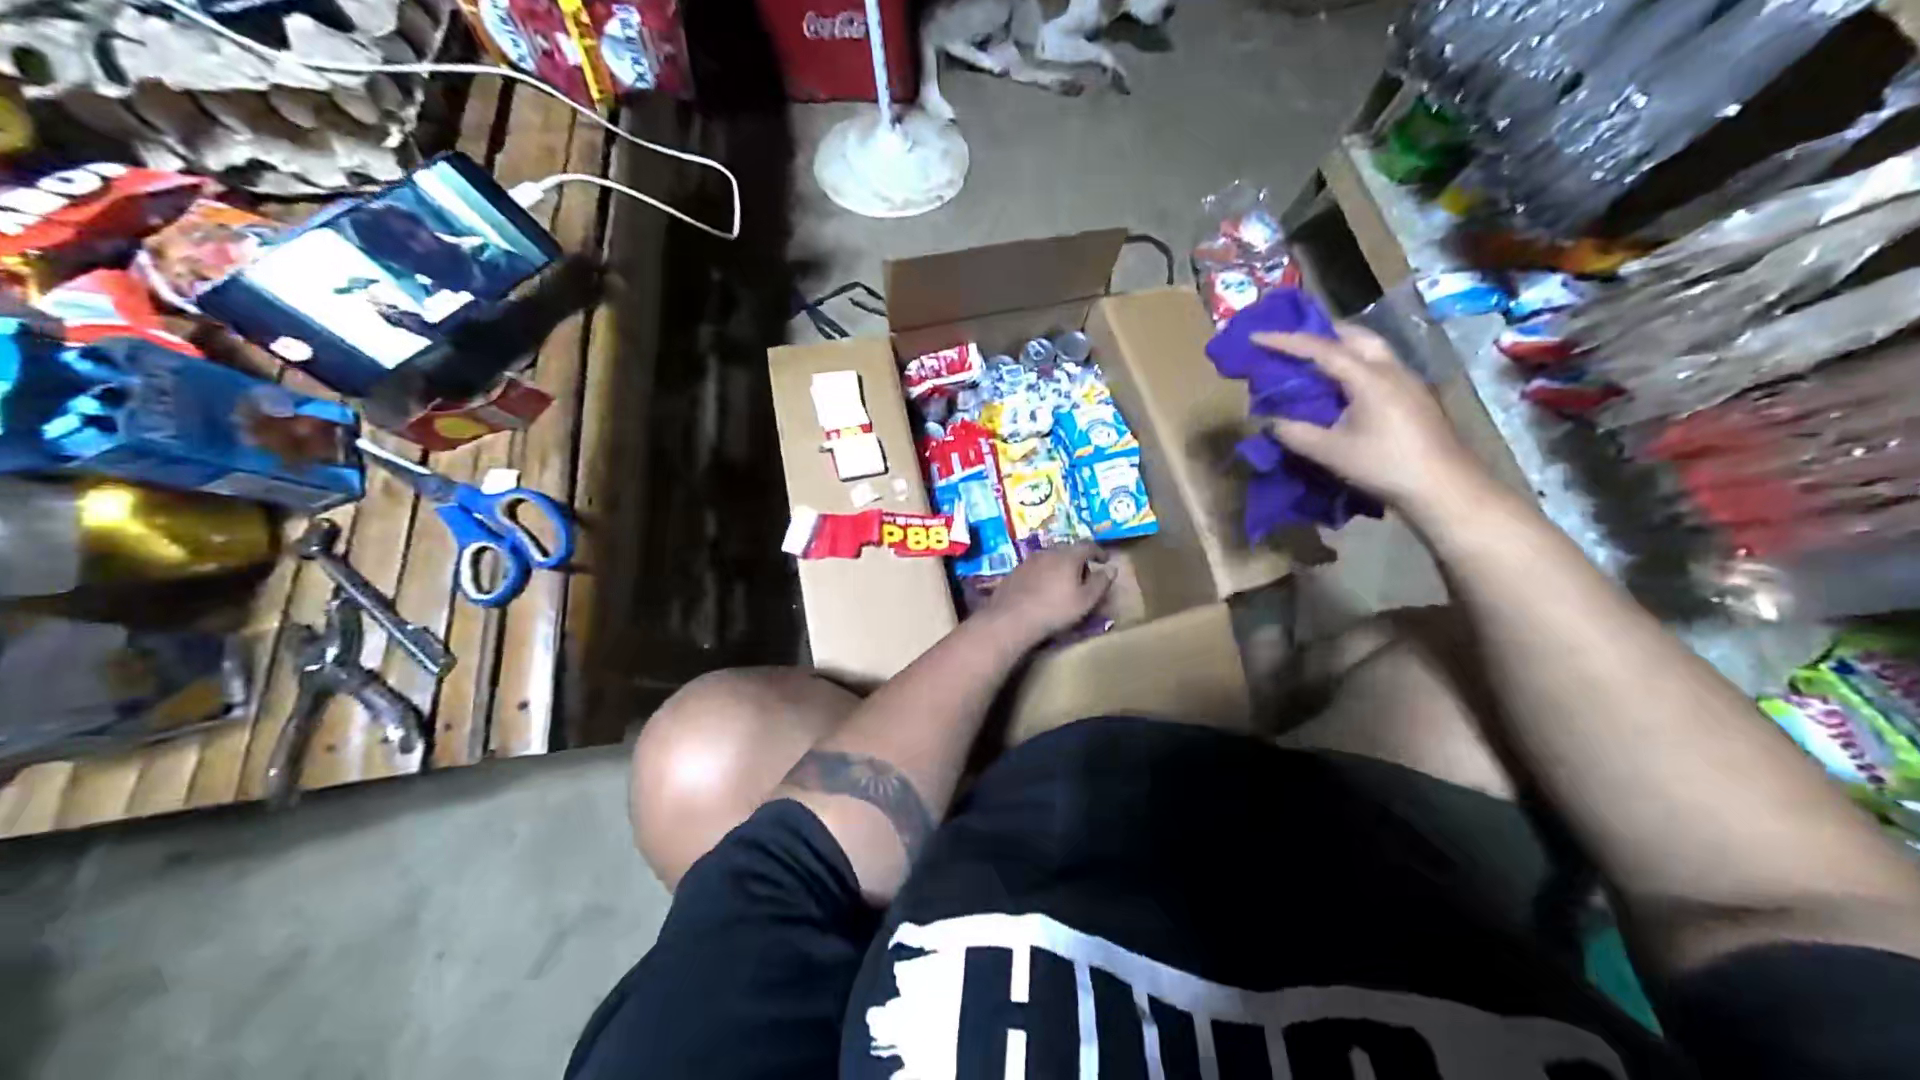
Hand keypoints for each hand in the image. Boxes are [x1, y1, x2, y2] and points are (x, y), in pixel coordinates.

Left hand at [983, 542, 1114, 644]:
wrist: (1011, 619)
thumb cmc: (1055, 610)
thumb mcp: (1085, 601)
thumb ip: (1100, 583)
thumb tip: (1112, 568)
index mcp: (1067, 556)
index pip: (1088, 545)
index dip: (1099, 552)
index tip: (1105, 560)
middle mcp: (1047, 552)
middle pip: (1067, 550)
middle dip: (1078, 560)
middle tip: (1085, 575)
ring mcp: (1027, 561)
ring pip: (1049, 558)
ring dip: (1059, 567)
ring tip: (1063, 583)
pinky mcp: (1014, 572)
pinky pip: (1035, 569)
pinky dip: (1043, 575)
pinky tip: (1042, 590)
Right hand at [1254, 324, 1492, 522]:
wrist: (1443, 487)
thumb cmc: (1385, 466)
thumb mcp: (1330, 452)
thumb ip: (1295, 433)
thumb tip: (1269, 422)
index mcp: (1368, 377)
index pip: (1320, 349)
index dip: (1285, 341)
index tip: (1256, 337)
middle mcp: (1390, 369)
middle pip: (1353, 336)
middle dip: (1321, 334)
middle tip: (1292, 343)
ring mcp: (1408, 381)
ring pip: (1371, 348)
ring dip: (1341, 347)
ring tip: (1316, 361)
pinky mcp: (1415, 396)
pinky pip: (1380, 365)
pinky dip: (1355, 364)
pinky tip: (1345, 386)